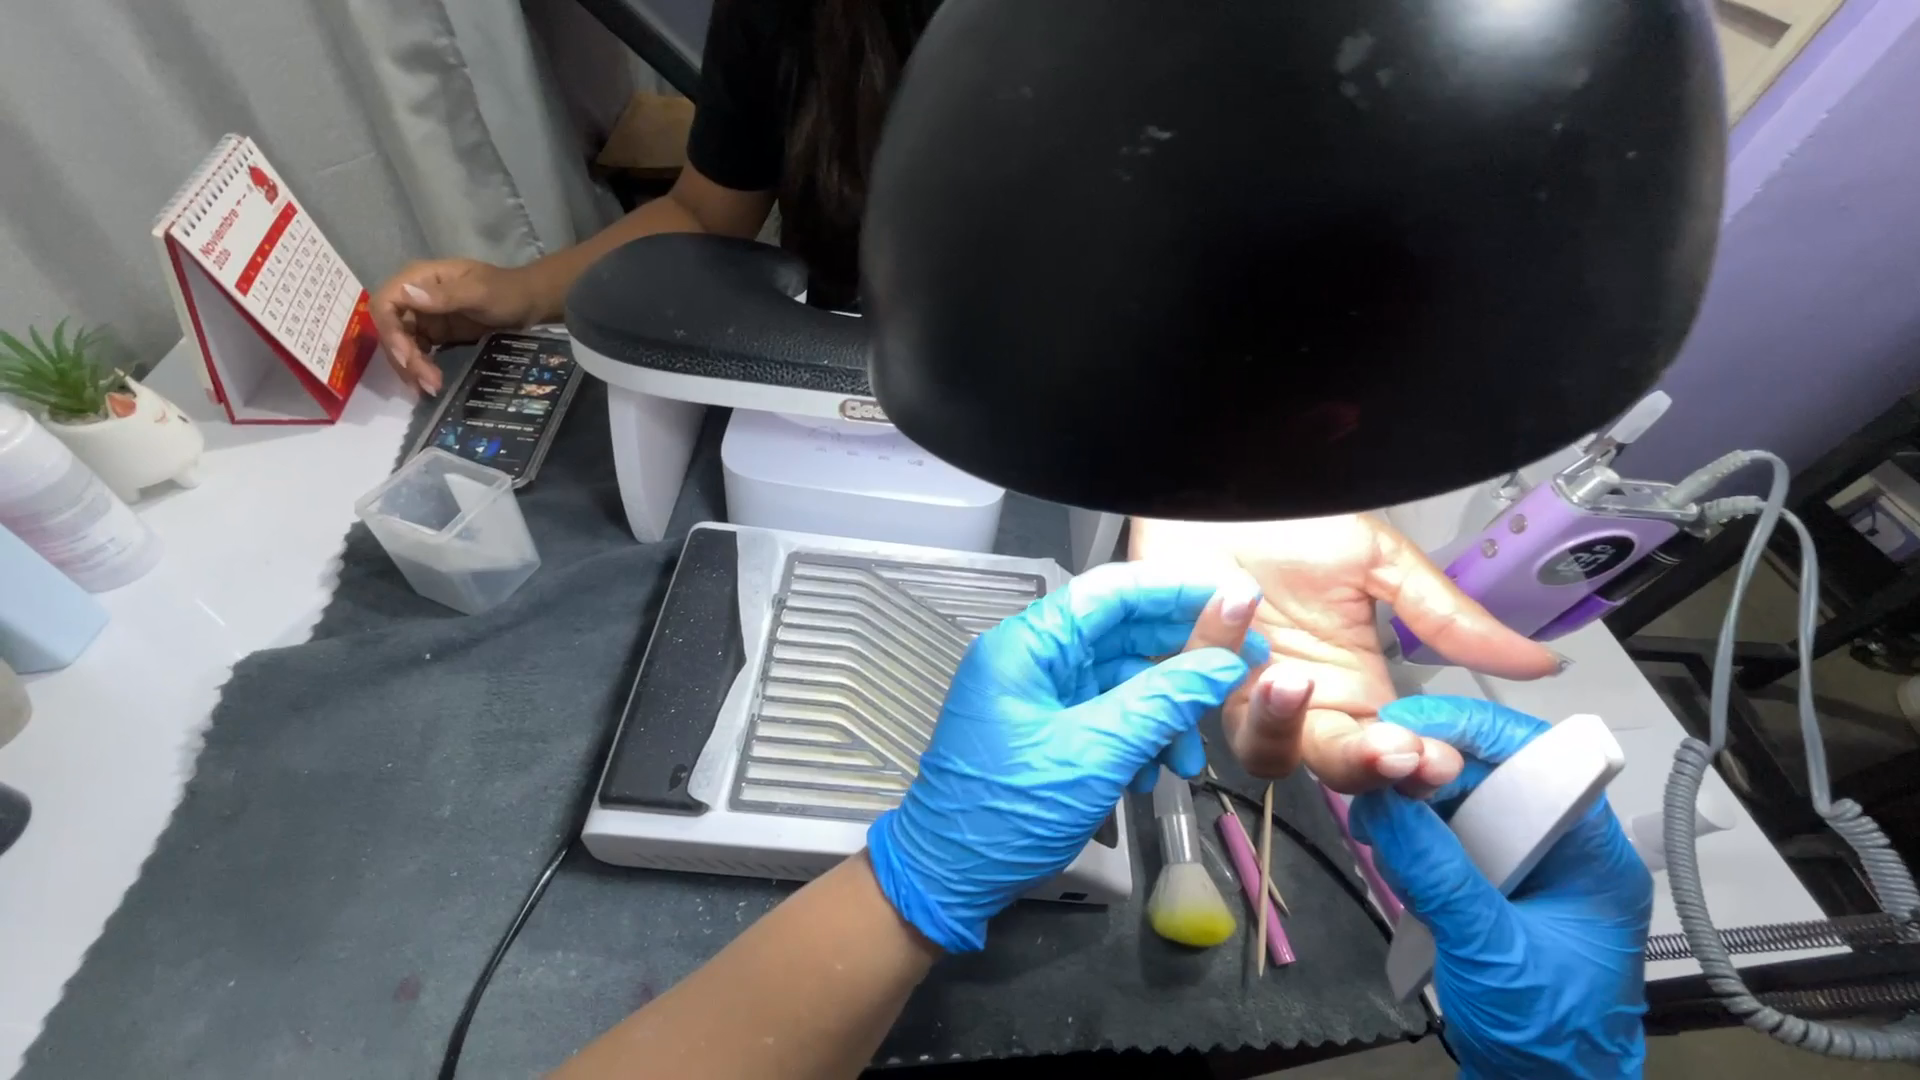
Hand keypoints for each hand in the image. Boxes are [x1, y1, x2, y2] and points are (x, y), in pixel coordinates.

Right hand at [370, 258, 546, 393]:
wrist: (530, 302)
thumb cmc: (508, 291)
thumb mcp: (481, 292)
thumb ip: (447, 295)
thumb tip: (407, 295)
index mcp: (418, 279)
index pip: (385, 305)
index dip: (390, 332)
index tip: (407, 357)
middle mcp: (414, 298)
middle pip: (393, 329)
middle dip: (405, 358)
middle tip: (427, 384)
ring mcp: (425, 317)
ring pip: (404, 344)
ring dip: (412, 368)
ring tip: (430, 389)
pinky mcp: (437, 334)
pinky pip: (420, 352)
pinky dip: (422, 368)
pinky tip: (431, 384)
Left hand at [868, 562, 1266, 951]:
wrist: (951, 876)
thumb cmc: (1010, 810)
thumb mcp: (1096, 753)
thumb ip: (1162, 702)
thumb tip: (1226, 661)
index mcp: (1028, 645)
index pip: (1109, 592)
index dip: (1174, 588)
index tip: (1234, 595)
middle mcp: (1032, 657)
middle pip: (1120, 632)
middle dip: (1180, 656)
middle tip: (1241, 669)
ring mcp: (1038, 691)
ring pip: (1119, 678)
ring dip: (1163, 711)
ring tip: (1189, 759)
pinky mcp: (1047, 724)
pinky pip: (1105, 711)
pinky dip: (1137, 735)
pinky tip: (1155, 771)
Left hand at [1130, 515, 1561, 793]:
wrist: (1221, 488)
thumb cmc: (1291, 522)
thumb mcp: (1377, 560)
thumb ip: (1446, 616)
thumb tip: (1542, 663)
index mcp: (1351, 681)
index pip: (1389, 751)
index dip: (1412, 768)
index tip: (1436, 757)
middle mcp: (1299, 697)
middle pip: (1331, 767)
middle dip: (1363, 765)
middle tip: (1390, 745)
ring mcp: (1238, 687)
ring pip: (1259, 749)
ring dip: (1279, 724)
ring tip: (1291, 679)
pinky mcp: (1183, 667)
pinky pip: (1195, 687)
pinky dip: (1215, 650)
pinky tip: (1236, 605)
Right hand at [1351, 697, 1652, 1078]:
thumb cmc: (1543, 1028)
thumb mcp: (1491, 951)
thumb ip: (1438, 874)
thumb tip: (1378, 799)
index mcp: (1586, 847)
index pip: (1534, 753)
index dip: (1466, 727)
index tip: (1397, 724)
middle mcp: (1552, 838)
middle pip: (1482, 768)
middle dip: (1422, 767)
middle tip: (1369, 781)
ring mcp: (1515, 855)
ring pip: (1450, 794)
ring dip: (1406, 802)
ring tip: (1376, 830)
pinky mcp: (1481, 872)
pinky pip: (1436, 827)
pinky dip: (1404, 829)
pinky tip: (1386, 849)